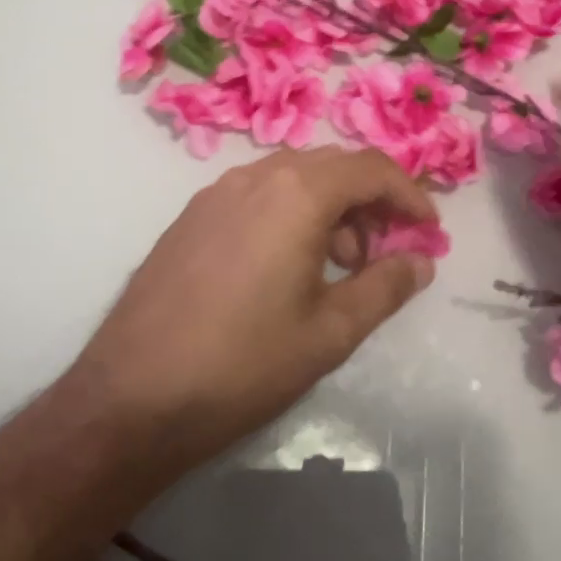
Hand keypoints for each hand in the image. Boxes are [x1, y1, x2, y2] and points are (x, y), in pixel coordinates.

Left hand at [67, 146, 438, 477]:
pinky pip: (256, 195)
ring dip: (329, 206)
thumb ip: (384, 287)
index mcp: (296, 193)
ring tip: (340, 265)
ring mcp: (215, 194)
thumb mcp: (330, 332)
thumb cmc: (244, 363)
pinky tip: (287, 267)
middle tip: (387, 250)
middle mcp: (254, 177)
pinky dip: (289, 213)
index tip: (428, 230)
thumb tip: (420, 261)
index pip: (370, 168)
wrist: (133, 394)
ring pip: (290, 177)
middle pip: (330, 165)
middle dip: (370, 199)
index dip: (408, 194)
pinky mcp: (190, 218)